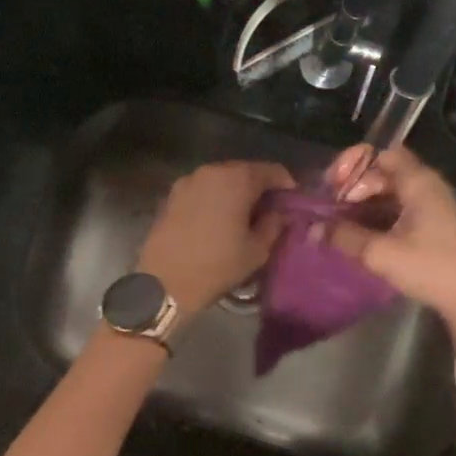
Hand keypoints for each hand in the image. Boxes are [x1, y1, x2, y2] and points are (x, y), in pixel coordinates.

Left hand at [137, 161, 292, 312]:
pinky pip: (202, 193)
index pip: (272, 171)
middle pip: (244, 172)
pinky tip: (218, 222)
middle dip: (259, 189)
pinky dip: (214, 201)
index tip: (292, 203)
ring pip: (220, 181)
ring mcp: (186, 182)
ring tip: (243, 219)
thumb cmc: (215, 267)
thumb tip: (280, 213)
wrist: (163, 284)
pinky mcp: (170, 198)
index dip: (286, 186)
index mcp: (236, 179)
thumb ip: (274, 225)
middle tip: (269, 212)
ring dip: (235, 195)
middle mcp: (210, 171)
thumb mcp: (256, 251)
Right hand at [324, 146, 455, 317]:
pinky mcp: (429, 224)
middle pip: (383, 172)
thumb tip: (314, 229)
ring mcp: (429, 206)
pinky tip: (356, 234)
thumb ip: (345, 237)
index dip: (354, 164)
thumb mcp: (380, 253)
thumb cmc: (429, 268)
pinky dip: (374, 216)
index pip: (382, 154)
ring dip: (361, 204)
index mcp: (418, 183)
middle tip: (329, 209)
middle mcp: (425, 186)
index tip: (333, 186)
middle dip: (353, 186)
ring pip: (388, 193)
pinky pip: (395, 210)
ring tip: (337, 223)